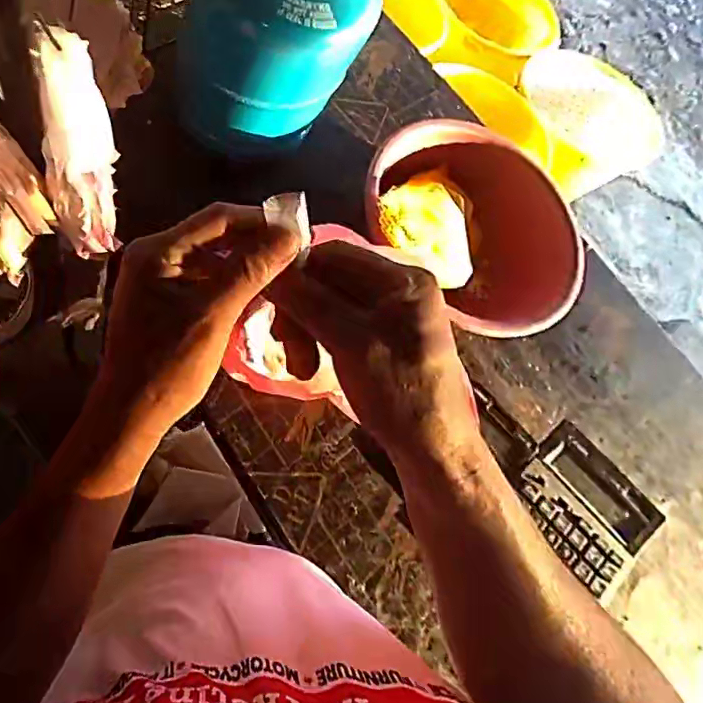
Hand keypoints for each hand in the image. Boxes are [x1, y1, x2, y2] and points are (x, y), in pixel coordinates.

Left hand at [98, 203, 303, 427]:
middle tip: (294, 255)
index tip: (298, 232)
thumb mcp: (214, 315)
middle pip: (214, 234)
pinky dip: (229, 283)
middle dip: (255, 242)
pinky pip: (202, 278)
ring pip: (210, 257)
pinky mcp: (161, 296)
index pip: (218, 217)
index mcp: (156, 250)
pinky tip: (254, 296)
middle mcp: (152, 254)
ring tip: (281, 275)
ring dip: (244, 264)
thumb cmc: (167, 367)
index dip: (261, 220)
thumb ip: (251, 270)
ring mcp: (155, 275)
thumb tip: (290, 233)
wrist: (129, 414)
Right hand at [268, 241, 480, 468]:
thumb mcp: (349, 342)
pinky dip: (317, 337)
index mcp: (403, 277)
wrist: (433, 450)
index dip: (297, 271)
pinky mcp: (381, 334)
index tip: (269, 297)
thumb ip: (308, 300)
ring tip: (298, 363)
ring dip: (304, 326)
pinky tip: (309, 364)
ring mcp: (391, 310)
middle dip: (300, 307)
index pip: (334, 252)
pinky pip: (337, 320)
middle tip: (283, 342)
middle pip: (328, 276)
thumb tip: (270, 269)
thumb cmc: (398, 393)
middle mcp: (398, 285)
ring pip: (327, 300)